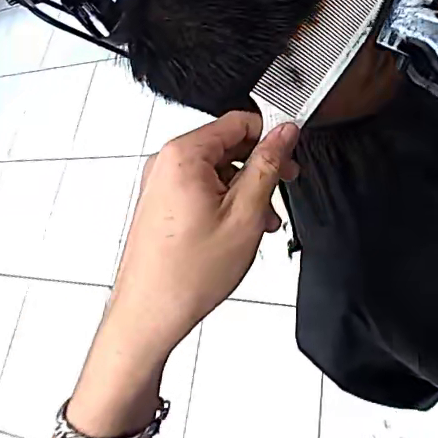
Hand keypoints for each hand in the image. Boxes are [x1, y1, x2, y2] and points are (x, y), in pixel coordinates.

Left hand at [63, 114, 298, 437]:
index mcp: (184, 154)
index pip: (238, 122)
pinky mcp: (161, 201)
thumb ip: (267, 165)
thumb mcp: (245, 214)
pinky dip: (224, 199)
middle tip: (282, 186)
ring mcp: (161, 181)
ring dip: (244, 187)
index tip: (289, 154)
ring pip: (216, 168)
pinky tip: (240, 226)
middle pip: (226, 144)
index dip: (270, 135)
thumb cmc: (186, 274)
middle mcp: (167, 161)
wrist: (148, 316)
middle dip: (259, 165)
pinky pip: (200, 185)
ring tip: (262, 219)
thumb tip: (284, 133)